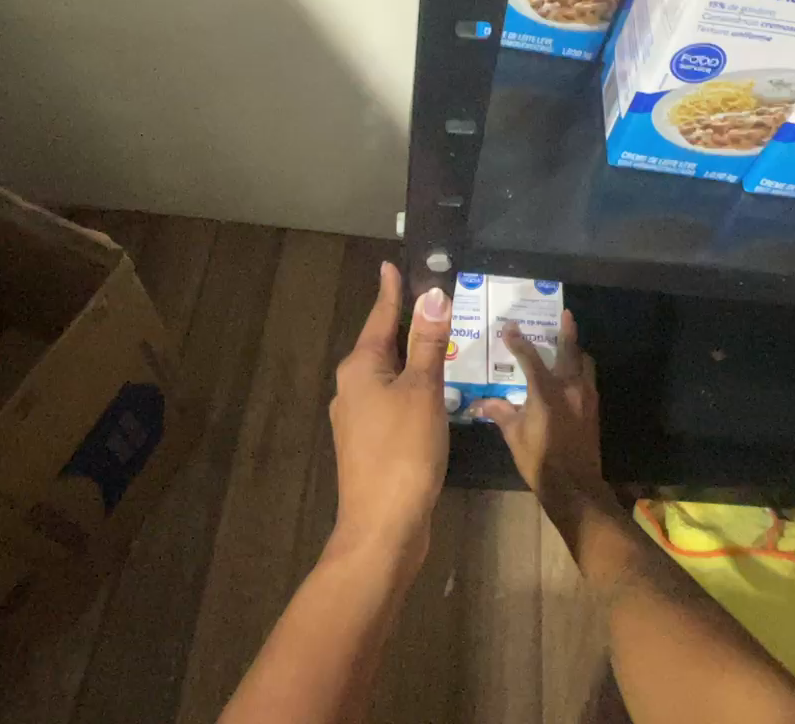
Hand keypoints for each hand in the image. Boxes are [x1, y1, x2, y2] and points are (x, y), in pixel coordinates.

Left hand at [328, 262, 449, 571]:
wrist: (383, 527)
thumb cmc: (404, 450)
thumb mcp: (424, 389)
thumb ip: (429, 342)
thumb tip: (433, 294)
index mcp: (360, 367)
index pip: (381, 317)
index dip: (391, 292)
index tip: (391, 266)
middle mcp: (352, 387)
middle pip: (384, 345)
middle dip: (407, 325)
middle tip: (434, 303)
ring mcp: (357, 419)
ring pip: (390, 376)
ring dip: (414, 360)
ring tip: (442, 344)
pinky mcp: (369, 444)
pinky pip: (394, 401)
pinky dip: (414, 389)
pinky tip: (435, 394)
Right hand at [471, 311, 605, 504]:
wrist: (575, 487)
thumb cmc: (540, 461)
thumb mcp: (514, 436)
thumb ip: (500, 412)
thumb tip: (480, 402)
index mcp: (546, 391)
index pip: (530, 358)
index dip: (518, 341)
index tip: (510, 327)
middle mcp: (570, 387)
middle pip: (570, 351)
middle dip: (566, 331)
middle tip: (565, 314)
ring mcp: (586, 397)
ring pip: (584, 364)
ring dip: (577, 351)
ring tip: (569, 344)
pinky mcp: (594, 409)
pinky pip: (589, 379)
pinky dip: (581, 370)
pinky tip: (573, 375)